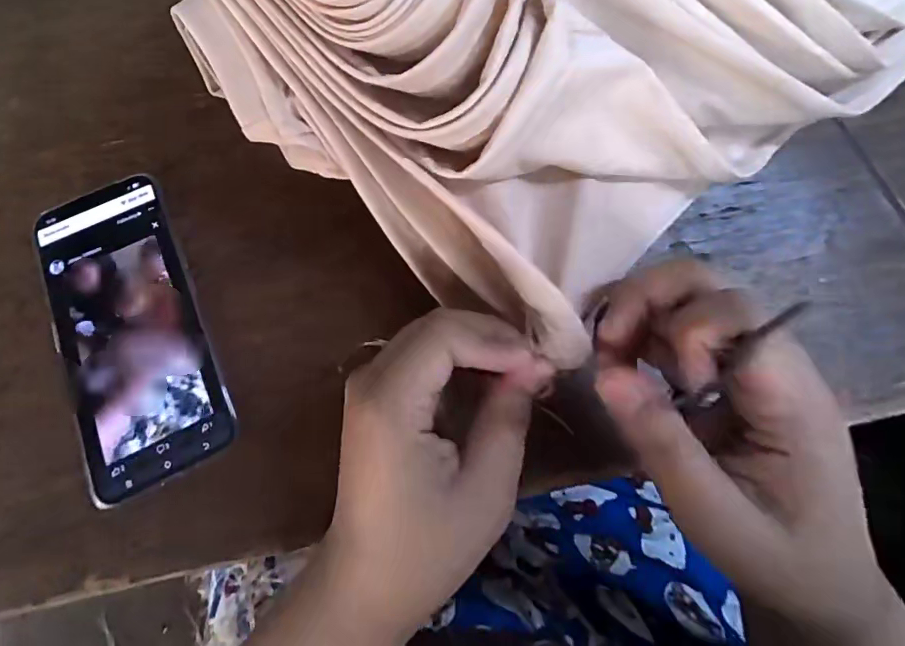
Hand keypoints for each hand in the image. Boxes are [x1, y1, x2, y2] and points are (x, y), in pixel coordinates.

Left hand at [252, 310, 554, 645]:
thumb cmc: (428, 546)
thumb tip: (532, 365)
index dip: (494, 339)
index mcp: (389, 399)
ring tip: (520, 366)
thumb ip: (507, 418)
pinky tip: (488, 374)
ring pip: (425, 334)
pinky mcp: (371, 391)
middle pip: (432, 326)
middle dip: (488, 335)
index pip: (443, 335)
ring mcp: (365, 381)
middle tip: (535, 360)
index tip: (538, 361)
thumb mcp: (486, 490)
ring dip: (474, 342)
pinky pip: (417, 354)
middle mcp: (369, 377)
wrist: (367, 578)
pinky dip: (455, 356)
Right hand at [593, 261, 904, 645]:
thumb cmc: (774, 555)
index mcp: (791, 391)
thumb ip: (662, 443)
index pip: (737, 312)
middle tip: (609, 340)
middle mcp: (775, 357)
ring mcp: (749, 356)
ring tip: (610, 351)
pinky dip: (642, 326)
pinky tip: (623, 356)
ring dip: (638, 308)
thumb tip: (606, 372)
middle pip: (707, 282)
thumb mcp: (714, 515)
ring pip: (687, 292)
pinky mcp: (727, 365)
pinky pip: (679, 319)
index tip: (672, 384)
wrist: (819, 585)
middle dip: (646, 297)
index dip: (688, 330)